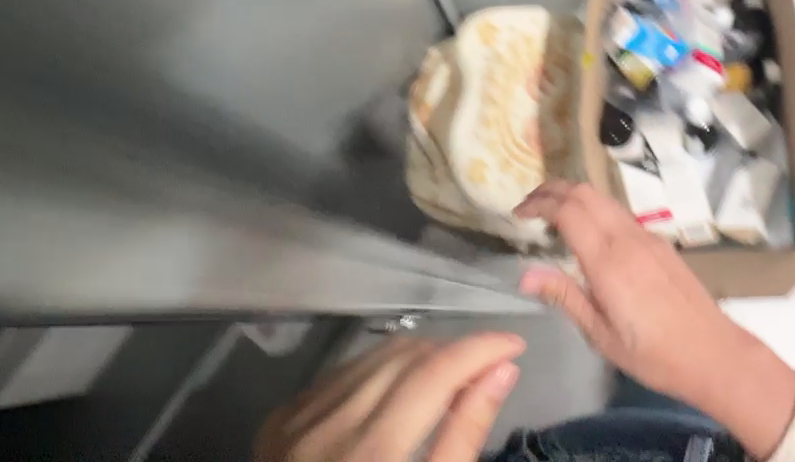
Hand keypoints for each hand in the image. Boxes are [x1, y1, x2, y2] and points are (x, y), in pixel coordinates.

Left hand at [253, 333, 524, 461]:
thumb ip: (465, 436)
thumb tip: (503, 370)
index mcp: (372, 453)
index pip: (437, 370)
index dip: (481, 348)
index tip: (515, 344)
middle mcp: (330, 425)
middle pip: (408, 356)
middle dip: (454, 352)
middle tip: (485, 369)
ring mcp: (298, 420)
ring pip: (375, 356)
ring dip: (420, 357)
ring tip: (447, 376)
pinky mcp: (279, 420)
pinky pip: (343, 373)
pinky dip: (379, 372)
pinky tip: (396, 393)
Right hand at [515, 180, 794, 457]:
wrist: (712, 352)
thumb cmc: (652, 354)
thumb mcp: (601, 335)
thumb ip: (565, 297)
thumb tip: (526, 274)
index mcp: (608, 260)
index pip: (568, 211)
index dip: (539, 203)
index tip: (518, 213)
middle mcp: (627, 238)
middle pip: (585, 193)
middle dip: (553, 189)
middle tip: (528, 204)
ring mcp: (646, 236)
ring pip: (604, 199)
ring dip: (575, 195)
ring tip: (551, 213)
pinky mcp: (659, 242)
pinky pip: (620, 213)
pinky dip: (595, 208)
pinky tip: (587, 230)